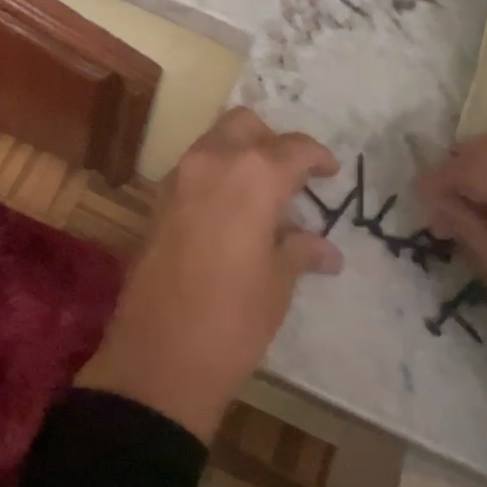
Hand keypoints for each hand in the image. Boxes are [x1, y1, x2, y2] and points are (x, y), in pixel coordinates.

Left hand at [75, 108, 343, 442]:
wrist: (158, 360)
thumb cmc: (232, 320)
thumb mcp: (277, 285)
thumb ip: (299, 251)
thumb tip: (325, 249)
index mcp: (252, 176)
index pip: (293, 148)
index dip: (317, 158)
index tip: (330, 173)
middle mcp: (211, 163)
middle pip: (244, 126)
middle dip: (271, 141)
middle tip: (291, 177)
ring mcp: (176, 180)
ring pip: (213, 143)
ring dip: (239, 156)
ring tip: (263, 198)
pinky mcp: (155, 204)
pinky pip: (192, 171)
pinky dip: (214, 176)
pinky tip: (230, 214)